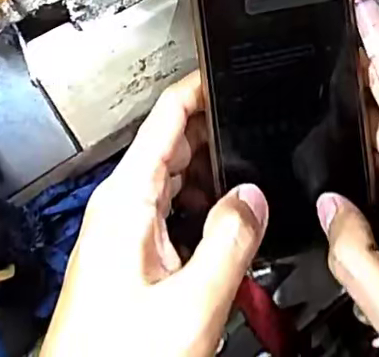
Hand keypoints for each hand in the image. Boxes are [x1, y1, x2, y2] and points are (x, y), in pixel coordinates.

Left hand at [42, 71, 268, 356]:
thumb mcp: (188, 306)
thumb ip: (229, 241)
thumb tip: (253, 195)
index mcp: (126, 198)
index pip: (167, 113)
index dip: (201, 86)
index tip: (232, 72)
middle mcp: (120, 204)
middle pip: (175, 140)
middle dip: (218, 135)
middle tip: (257, 137)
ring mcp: (124, 229)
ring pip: (177, 175)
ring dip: (213, 175)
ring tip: (248, 186)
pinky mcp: (130, 254)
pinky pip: (173, 207)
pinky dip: (202, 205)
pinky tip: (225, 227)